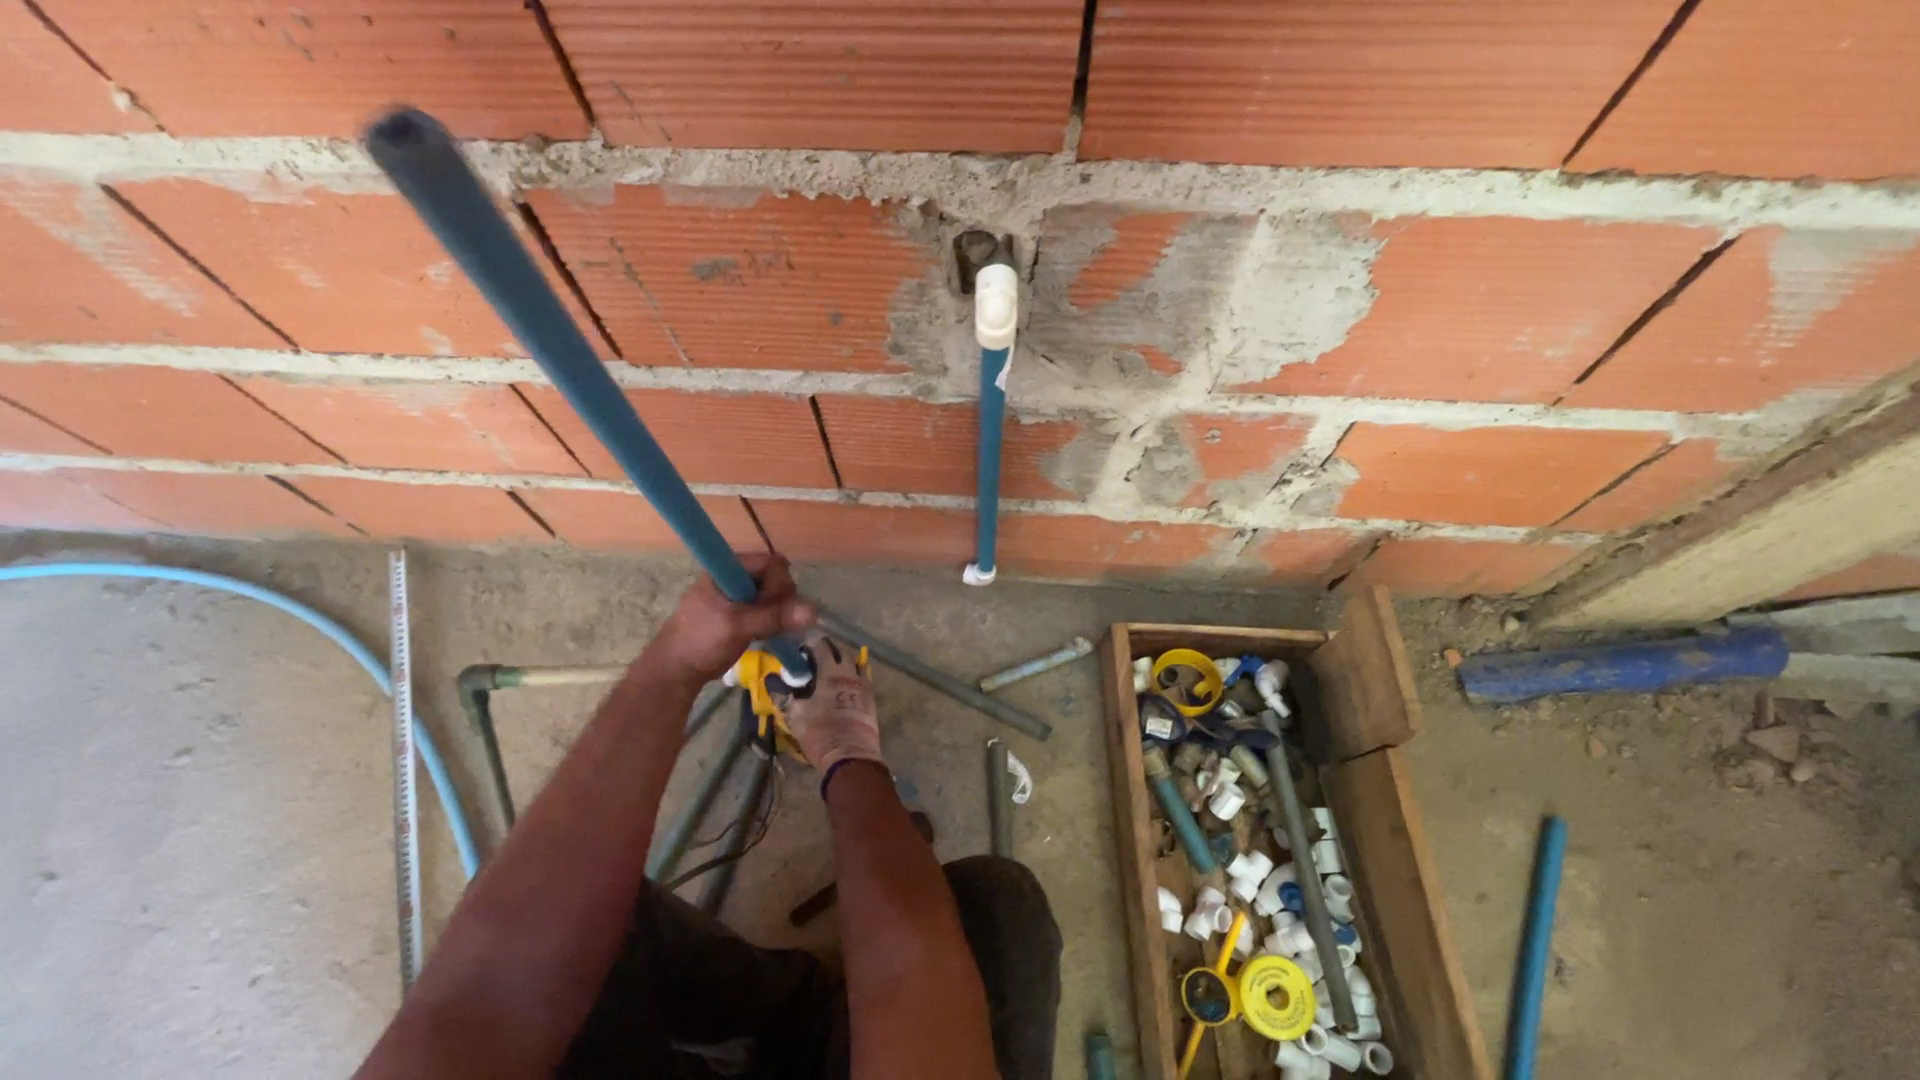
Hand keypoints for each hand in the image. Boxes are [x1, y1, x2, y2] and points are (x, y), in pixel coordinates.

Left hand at [651, 553, 814, 681]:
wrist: (676, 669)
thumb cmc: (700, 641)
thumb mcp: (737, 626)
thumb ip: (774, 617)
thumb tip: (813, 611)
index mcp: (729, 568)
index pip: (771, 563)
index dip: (779, 584)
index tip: (772, 607)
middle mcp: (736, 576)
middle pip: (777, 578)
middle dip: (780, 600)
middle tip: (770, 623)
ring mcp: (739, 594)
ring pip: (775, 595)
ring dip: (779, 613)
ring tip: (768, 632)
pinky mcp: (742, 611)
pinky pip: (768, 608)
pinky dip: (774, 620)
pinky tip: (770, 634)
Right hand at [785, 632, 882, 786]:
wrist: (850, 756)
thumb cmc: (820, 732)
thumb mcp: (795, 714)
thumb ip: (782, 694)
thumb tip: (770, 679)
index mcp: (832, 672)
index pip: (823, 647)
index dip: (813, 643)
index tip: (804, 643)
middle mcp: (851, 673)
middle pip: (842, 652)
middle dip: (830, 648)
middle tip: (817, 653)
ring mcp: (864, 686)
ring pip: (856, 664)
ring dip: (845, 661)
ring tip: (832, 667)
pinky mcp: (871, 700)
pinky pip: (863, 680)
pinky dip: (854, 676)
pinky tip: (845, 684)